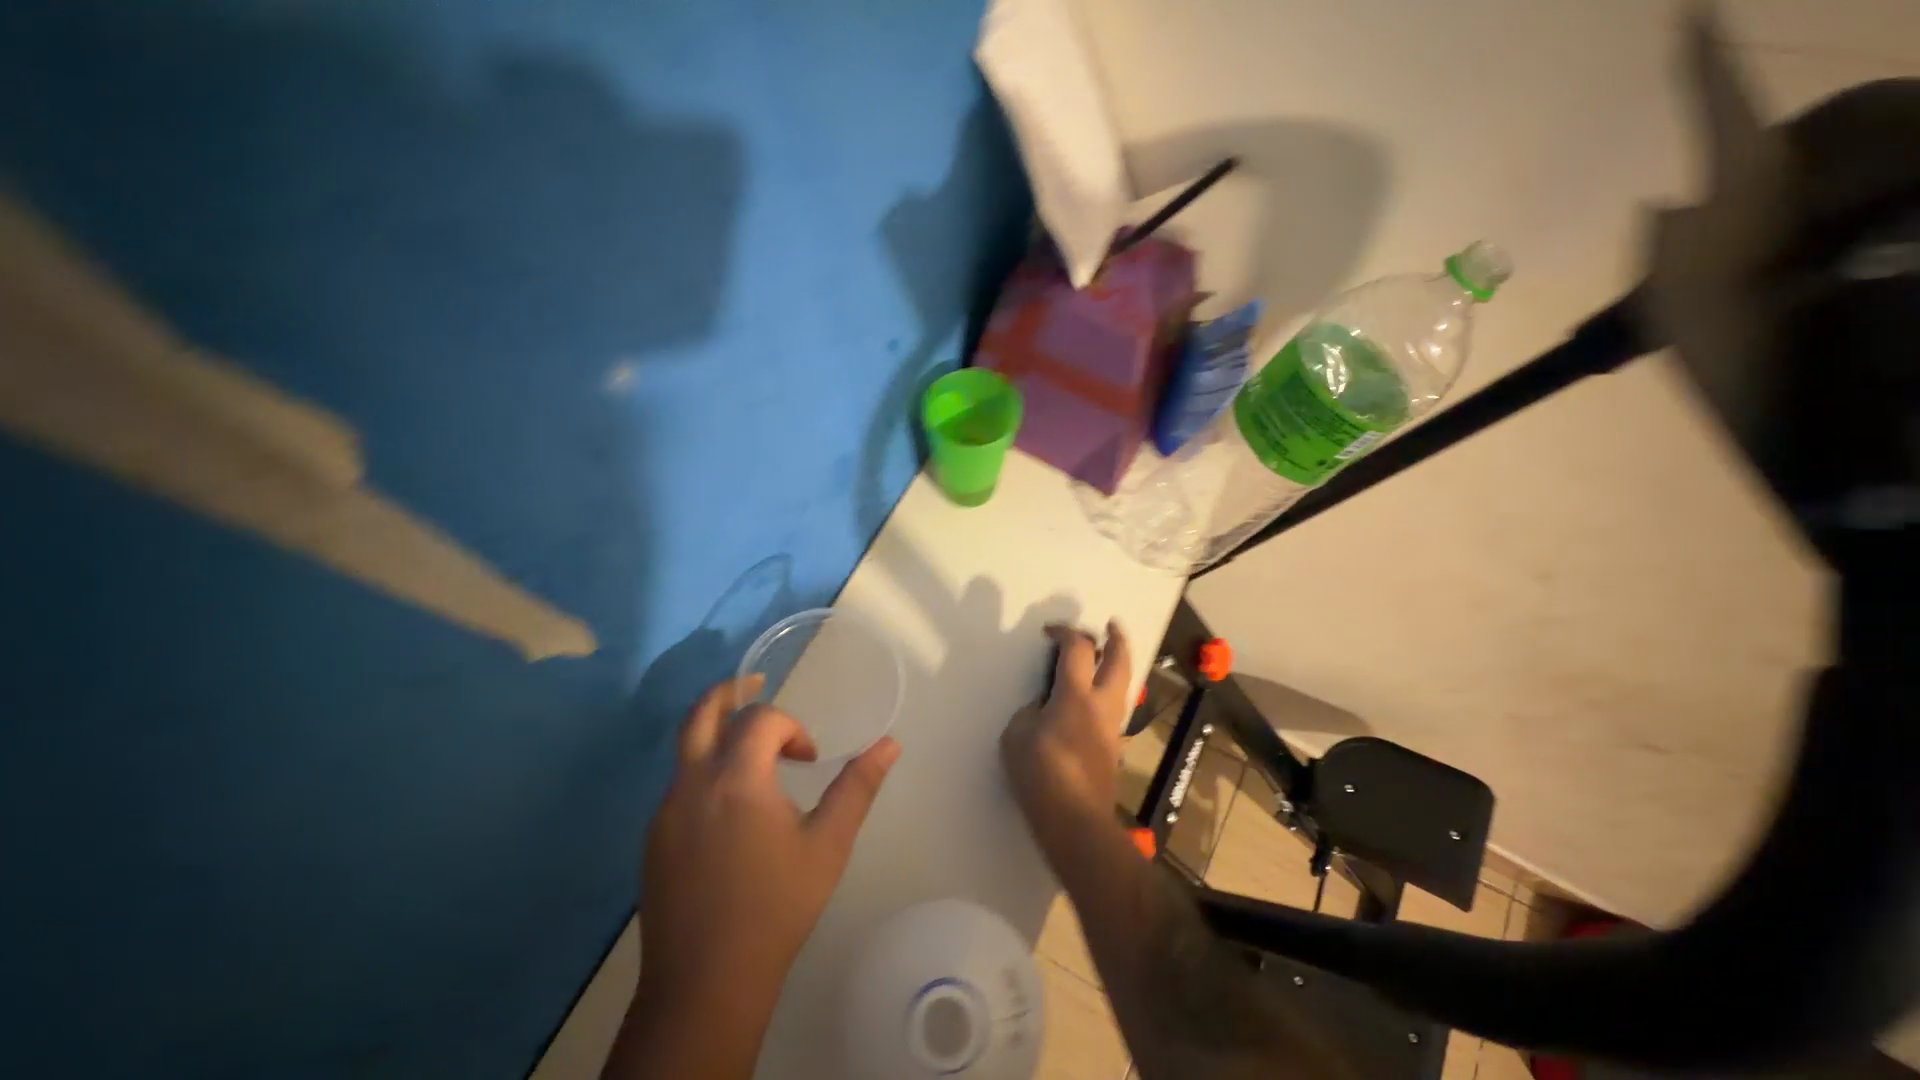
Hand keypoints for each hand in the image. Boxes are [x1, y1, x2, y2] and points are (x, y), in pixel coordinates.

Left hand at [638, 676, 901, 1008]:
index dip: (791, 727)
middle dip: (730, 691)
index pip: (760, 718)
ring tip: (751, 755)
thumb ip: (857, 787)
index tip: (810, 760)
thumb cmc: (778, 906)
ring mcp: (665, 811)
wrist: (708, 977)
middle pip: (701, 713)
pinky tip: (731, 815)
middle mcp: (693, 783)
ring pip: (687, 750)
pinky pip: (679, 788)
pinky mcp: (653, 839)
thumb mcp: (829, 845)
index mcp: (737, 778)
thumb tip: (890, 742)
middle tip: (754, 682)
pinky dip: (706, 776)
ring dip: (718, 737)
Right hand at [1000, 621, 1132, 851]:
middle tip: (1111, 626)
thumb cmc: (1041, 773)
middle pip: (1119, 661)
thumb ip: (1030, 713)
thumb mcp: (1016, 735)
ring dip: (1118, 667)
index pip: (1077, 649)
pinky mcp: (1112, 750)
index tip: (1050, 631)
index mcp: (1075, 695)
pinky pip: (1115, 712)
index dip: (1065, 632)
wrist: (1075, 819)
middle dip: (1116, 639)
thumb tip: (1043, 709)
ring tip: (1107, 660)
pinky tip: (1094, 705)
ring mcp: (1111, 729)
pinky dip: (1109, 696)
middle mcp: (1101, 706)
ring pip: (1124, 687)